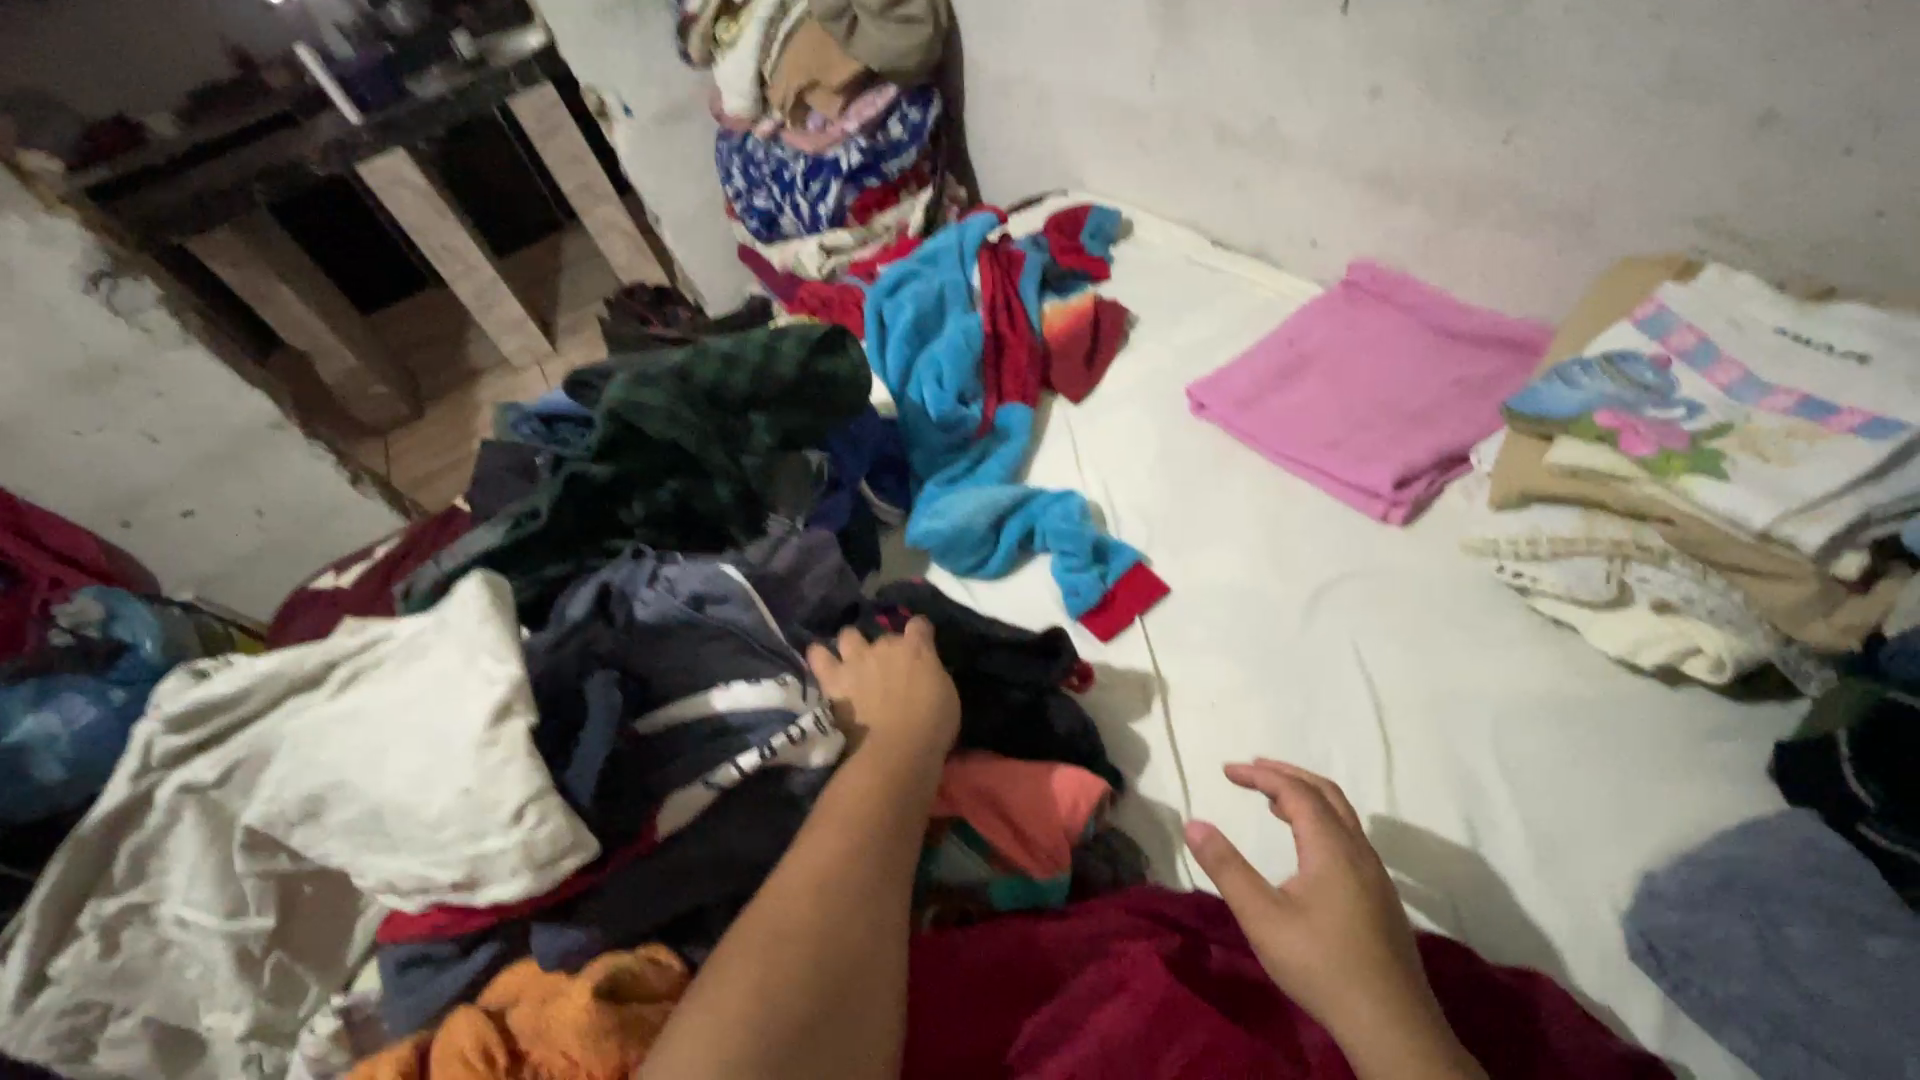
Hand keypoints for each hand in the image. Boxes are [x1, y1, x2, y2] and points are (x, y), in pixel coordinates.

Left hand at [807, 619, 960, 763]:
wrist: (898, 748)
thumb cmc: (932, 726)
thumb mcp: (947, 695)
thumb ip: (931, 674)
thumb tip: (924, 672)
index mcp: (917, 649)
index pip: (919, 625)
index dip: (920, 633)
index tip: (921, 643)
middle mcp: (885, 646)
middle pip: (885, 636)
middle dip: (887, 649)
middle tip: (889, 670)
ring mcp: (857, 660)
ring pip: (849, 636)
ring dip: (852, 645)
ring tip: (853, 660)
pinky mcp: (834, 679)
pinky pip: (818, 656)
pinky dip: (819, 656)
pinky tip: (821, 660)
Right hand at [1185, 760, 1483, 1079]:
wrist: (1391, 1024)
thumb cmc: (1321, 965)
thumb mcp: (1261, 917)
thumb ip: (1226, 867)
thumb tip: (1193, 823)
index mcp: (1332, 847)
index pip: (1295, 791)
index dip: (1260, 775)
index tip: (1227, 771)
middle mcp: (1358, 851)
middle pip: (1325, 793)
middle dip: (1286, 775)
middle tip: (1251, 770)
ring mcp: (1375, 875)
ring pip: (1343, 816)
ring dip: (1307, 797)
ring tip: (1273, 801)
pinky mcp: (1381, 897)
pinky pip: (1349, 837)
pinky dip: (1321, 821)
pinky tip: (1306, 848)